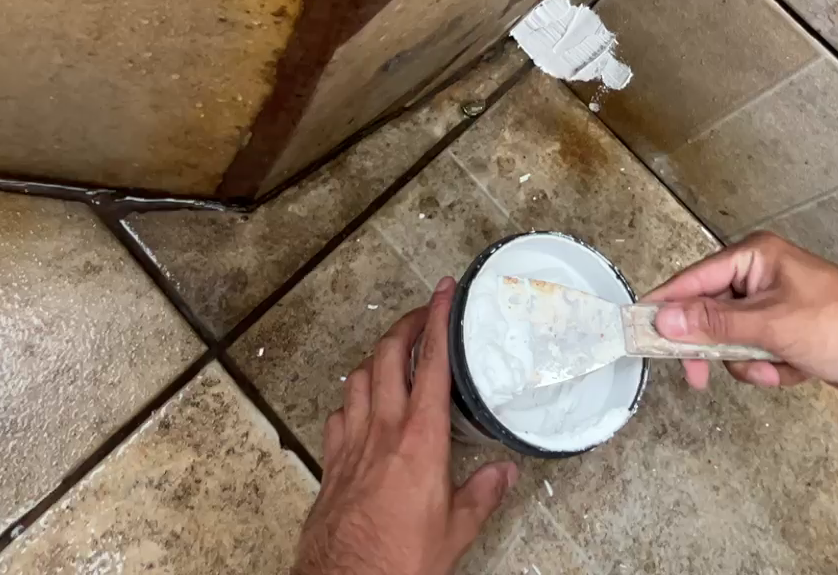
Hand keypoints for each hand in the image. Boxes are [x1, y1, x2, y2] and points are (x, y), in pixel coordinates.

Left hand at [293, 277, 518, 574]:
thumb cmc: (401, 559)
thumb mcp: (456, 532)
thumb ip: (482, 494)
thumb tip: (506, 471)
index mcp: (420, 436)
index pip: (431, 361)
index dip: (438, 318)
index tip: (444, 290)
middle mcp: (383, 427)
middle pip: (387, 354)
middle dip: (405, 325)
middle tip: (423, 315)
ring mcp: (352, 441)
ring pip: (358, 376)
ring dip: (377, 357)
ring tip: (395, 355)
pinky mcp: (331, 461)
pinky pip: (339, 413)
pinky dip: (352, 398)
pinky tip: (362, 407)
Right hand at [642, 231, 837, 397]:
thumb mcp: (770, 324)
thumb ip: (713, 323)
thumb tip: (663, 319)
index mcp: (754, 256)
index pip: (695, 278)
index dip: (667, 302)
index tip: (639, 325)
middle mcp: (761, 274)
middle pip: (712, 311)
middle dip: (714, 344)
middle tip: (697, 376)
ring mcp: (776, 303)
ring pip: (733, 336)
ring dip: (747, 360)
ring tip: (773, 367)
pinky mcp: (790, 330)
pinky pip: (758, 350)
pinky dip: (769, 366)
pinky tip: (793, 370)